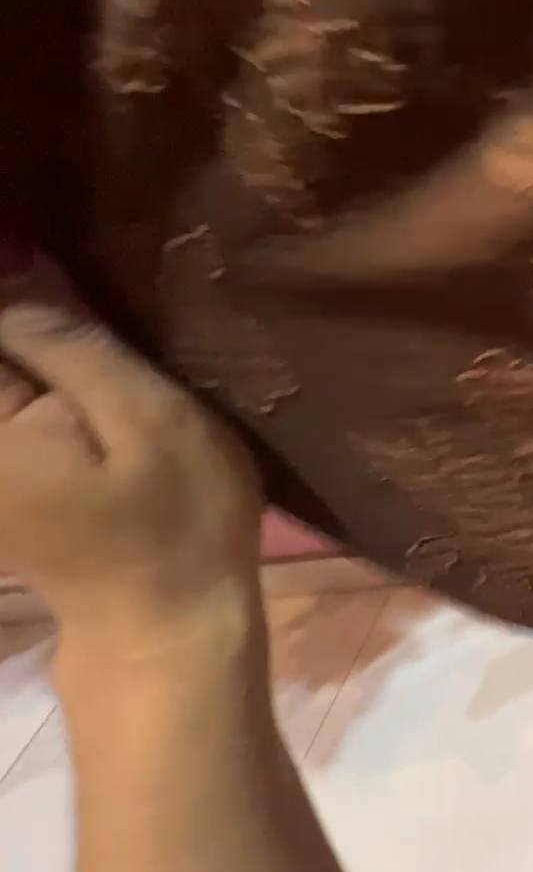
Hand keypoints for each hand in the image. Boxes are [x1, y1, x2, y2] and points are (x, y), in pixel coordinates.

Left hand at [0, 265, 262, 661]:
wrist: (167, 606)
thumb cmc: (178, 516)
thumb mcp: (154, 423)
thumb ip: (76, 349)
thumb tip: (14, 280)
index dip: (18, 290)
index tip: (46, 265)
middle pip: (5, 349)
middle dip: (32, 329)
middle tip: (89, 333)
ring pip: (17, 377)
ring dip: (42, 358)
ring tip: (91, 353)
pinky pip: (16, 403)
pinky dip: (40, 382)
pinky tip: (74, 376)